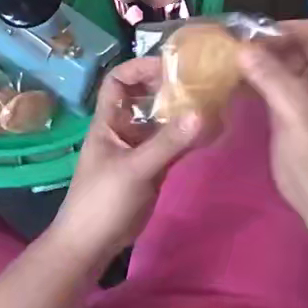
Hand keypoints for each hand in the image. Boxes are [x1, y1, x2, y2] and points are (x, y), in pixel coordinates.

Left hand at [47, 58, 204, 264]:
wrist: (91, 242)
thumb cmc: (102, 201)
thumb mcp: (135, 170)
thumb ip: (167, 143)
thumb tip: (203, 112)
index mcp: (107, 123)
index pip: (117, 82)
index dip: (139, 67)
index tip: (171, 65)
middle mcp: (122, 130)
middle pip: (144, 98)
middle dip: (169, 87)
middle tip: (204, 81)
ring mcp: (137, 150)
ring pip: (161, 122)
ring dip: (183, 113)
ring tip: (216, 101)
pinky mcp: (151, 169)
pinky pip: (171, 146)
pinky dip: (189, 138)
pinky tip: (213, 132)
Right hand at [237, 20, 307, 222]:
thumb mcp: (297, 113)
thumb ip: (272, 78)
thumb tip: (241, 49)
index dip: (288, 28)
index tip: (253, 36)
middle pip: (296, 47)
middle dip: (266, 44)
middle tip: (230, 48)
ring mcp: (304, 98)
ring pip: (280, 67)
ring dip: (256, 63)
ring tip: (224, 63)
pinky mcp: (286, 115)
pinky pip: (269, 87)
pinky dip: (252, 82)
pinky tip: (230, 83)